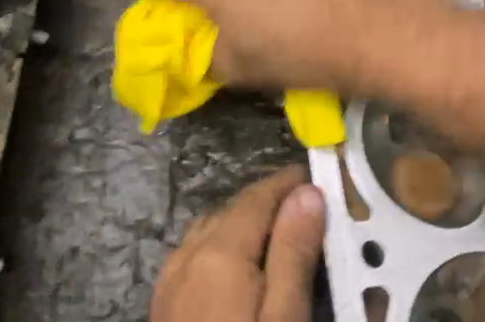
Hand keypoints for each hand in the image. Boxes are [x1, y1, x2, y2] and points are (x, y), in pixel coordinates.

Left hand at [152, 167, 326, 321]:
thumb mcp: (284, 318)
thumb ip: (293, 252)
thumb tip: (308, 192)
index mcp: (220, 250)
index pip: (259, 196)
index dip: (290, 183)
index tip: (320, 177)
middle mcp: (189, 253)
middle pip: (235, 209)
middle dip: (271, 202)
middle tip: (311, 208)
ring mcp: (170, 279)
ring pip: (213, 229)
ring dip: (247, 223)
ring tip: (283, 233)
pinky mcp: (164, 304)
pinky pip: (197, 254)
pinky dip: (225, 246)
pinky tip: (242, 267)